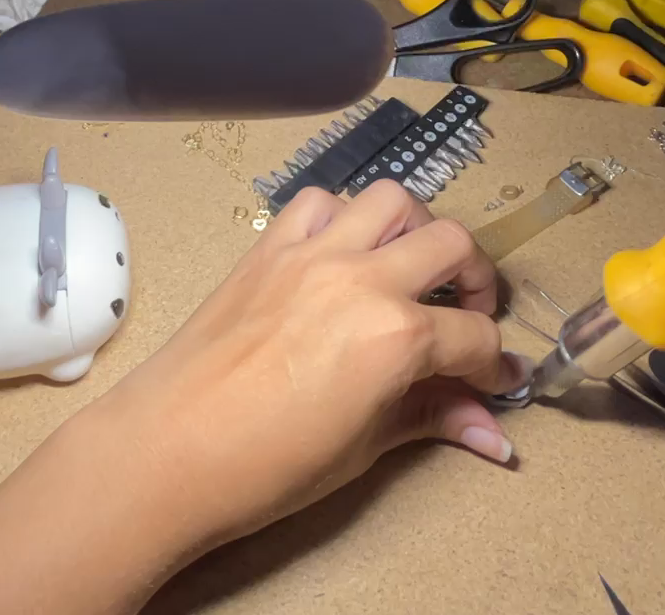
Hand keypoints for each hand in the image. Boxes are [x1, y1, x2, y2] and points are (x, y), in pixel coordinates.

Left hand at [83, 180, 528, 550]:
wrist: (170, 448)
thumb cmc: (268, 466)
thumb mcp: (364, 449)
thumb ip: (432, 418)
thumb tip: (494, 434)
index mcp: (393, 336)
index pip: (474, 337)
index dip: (493, 363)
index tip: (492, 378)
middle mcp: (361, 277)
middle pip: (452, 243)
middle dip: (475, 278)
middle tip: (464, 311)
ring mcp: (313, 252)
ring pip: (390, 198)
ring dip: (414, 227)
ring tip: (407, 266)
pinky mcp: (270, 244)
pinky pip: (319, 201)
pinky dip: (343, 215)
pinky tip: (341, 250)